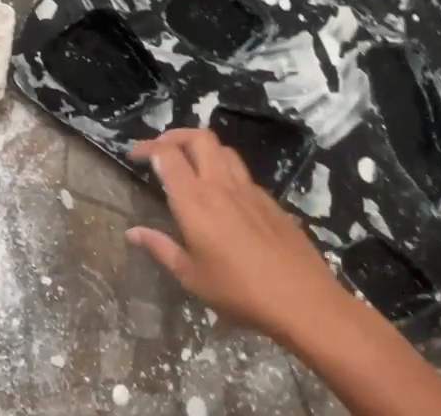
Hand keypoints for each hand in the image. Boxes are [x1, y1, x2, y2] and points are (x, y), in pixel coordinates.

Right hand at [128, 129, 355, 344]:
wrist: (308, 305)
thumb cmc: (241, 292)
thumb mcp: (191, 276)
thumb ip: (160, 248)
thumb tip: (133, 232)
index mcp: (194, 200)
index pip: (167, 154)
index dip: (147, 147)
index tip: (135, 155)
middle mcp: (221, 186)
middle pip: (199, 138)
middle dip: (176, 136)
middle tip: (163, 151)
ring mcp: (251, 193)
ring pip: (225, 151)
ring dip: (204, 150)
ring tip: (193, 166)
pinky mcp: (273, 205)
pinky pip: (245, 176)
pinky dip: (227, 174)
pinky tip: (226, 199)